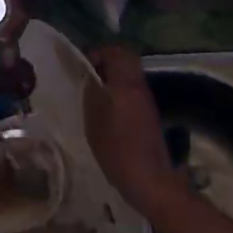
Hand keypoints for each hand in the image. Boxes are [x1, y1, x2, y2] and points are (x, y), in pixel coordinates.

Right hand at [84, 45, 176, 210]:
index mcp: (125, 83)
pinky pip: (132, 92)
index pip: (114, 51)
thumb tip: (87, 74)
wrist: (151, 181)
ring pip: (129, 76)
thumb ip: (90, 90)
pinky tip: (107, 111)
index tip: (82, 67)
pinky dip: (120, 92)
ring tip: (94, 94)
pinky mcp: (150, 116)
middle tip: (89, 76)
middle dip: (106, 62)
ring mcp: (147, 101)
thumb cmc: (117, 148)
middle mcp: (139, 87)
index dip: (96, 53)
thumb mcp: (93, 118)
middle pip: (125, 60)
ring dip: (113, 78)